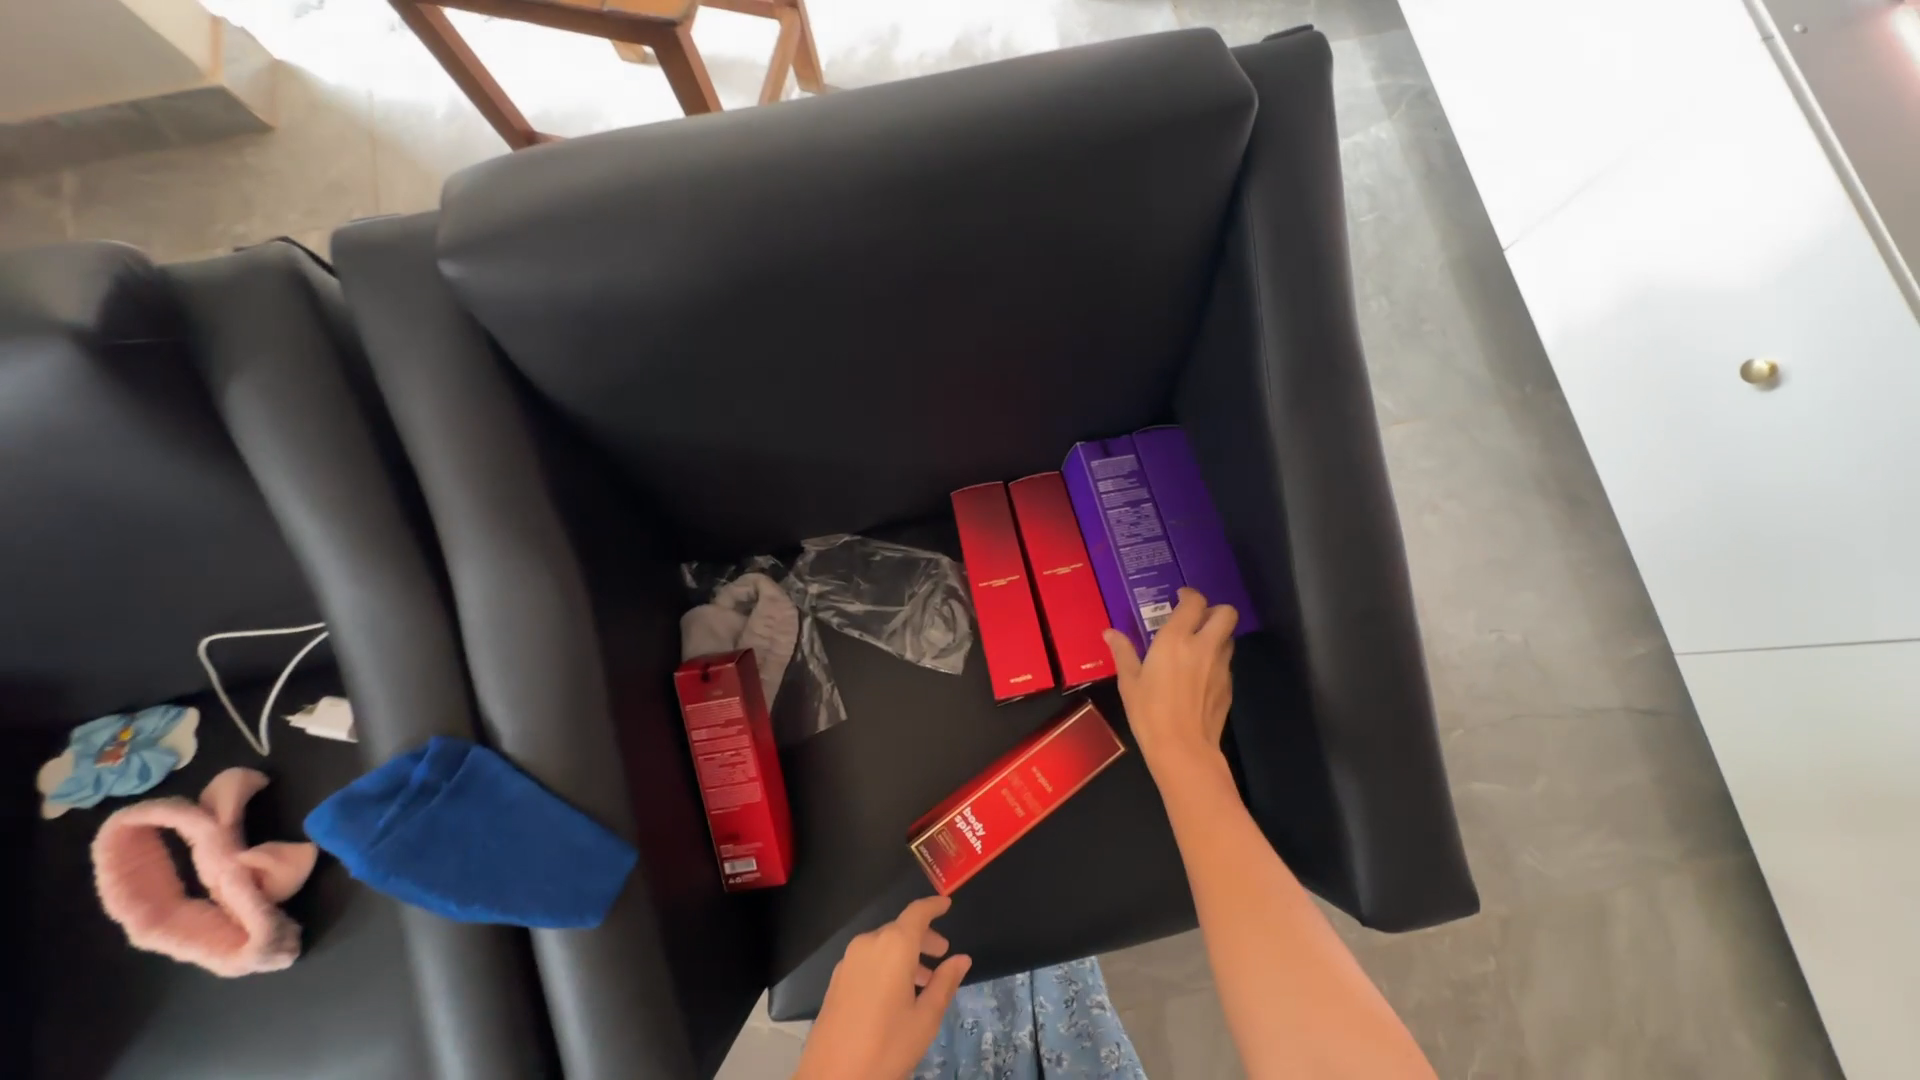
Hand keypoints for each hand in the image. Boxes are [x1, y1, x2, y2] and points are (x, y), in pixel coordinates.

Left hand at [794, 895, 971, 1079]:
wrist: (831, 1078)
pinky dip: (887, 964)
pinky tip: (896, 993)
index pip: (917, 913)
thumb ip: (945, 983)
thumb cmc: (886, 1046)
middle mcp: (868, 944)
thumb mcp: (925, 1019)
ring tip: (923, 981)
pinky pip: (868, 959)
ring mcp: (848, 960)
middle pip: (900, 929)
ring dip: (905, 954)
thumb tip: (962, 959)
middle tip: (943, 954)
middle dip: (923, 938)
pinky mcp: (837, 979)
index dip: (933, 906)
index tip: (947, 904)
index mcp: (893, 946)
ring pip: (883, 944)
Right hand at [1105, 587, 1236, 781]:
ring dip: (1216, 635)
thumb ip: (1123, 652)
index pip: (1194, 602)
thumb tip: (1110, 633)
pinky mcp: (1229, 686)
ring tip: (1197, 647)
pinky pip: (1226, 663)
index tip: (1180, 597)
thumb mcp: (1129, 682)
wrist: (1183, 749)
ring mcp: (1221, 667)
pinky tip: (1199, 676)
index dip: (1189, 595)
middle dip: (1214, 610)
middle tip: (1197, 618)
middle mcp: (1203, 646)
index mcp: (1175, 639)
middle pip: (1226, 613)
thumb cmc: (1149, 713)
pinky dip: (1216, 660)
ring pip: (1228, 638)